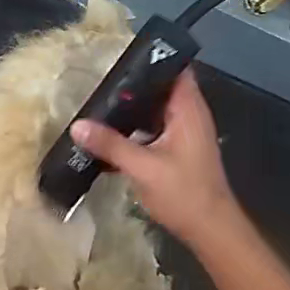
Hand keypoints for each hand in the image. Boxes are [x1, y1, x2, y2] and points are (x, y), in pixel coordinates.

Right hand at [69, 69, 250, 253]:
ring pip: (157, 110)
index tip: (122, 58)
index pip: (175, 68)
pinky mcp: (180, 150)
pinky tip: (113, 136)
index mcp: (188, 109)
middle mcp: (190, 114)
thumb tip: (77, 125)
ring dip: (134, 109)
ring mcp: (186, 133)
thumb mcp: (142, 168)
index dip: (152, 59)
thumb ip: (110, 145)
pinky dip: (138, 128)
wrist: (211, 230)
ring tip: (102, 106)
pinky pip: (156, 128)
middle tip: (102, 83)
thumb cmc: (184, 193)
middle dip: (134, 86)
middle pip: (162, 87)